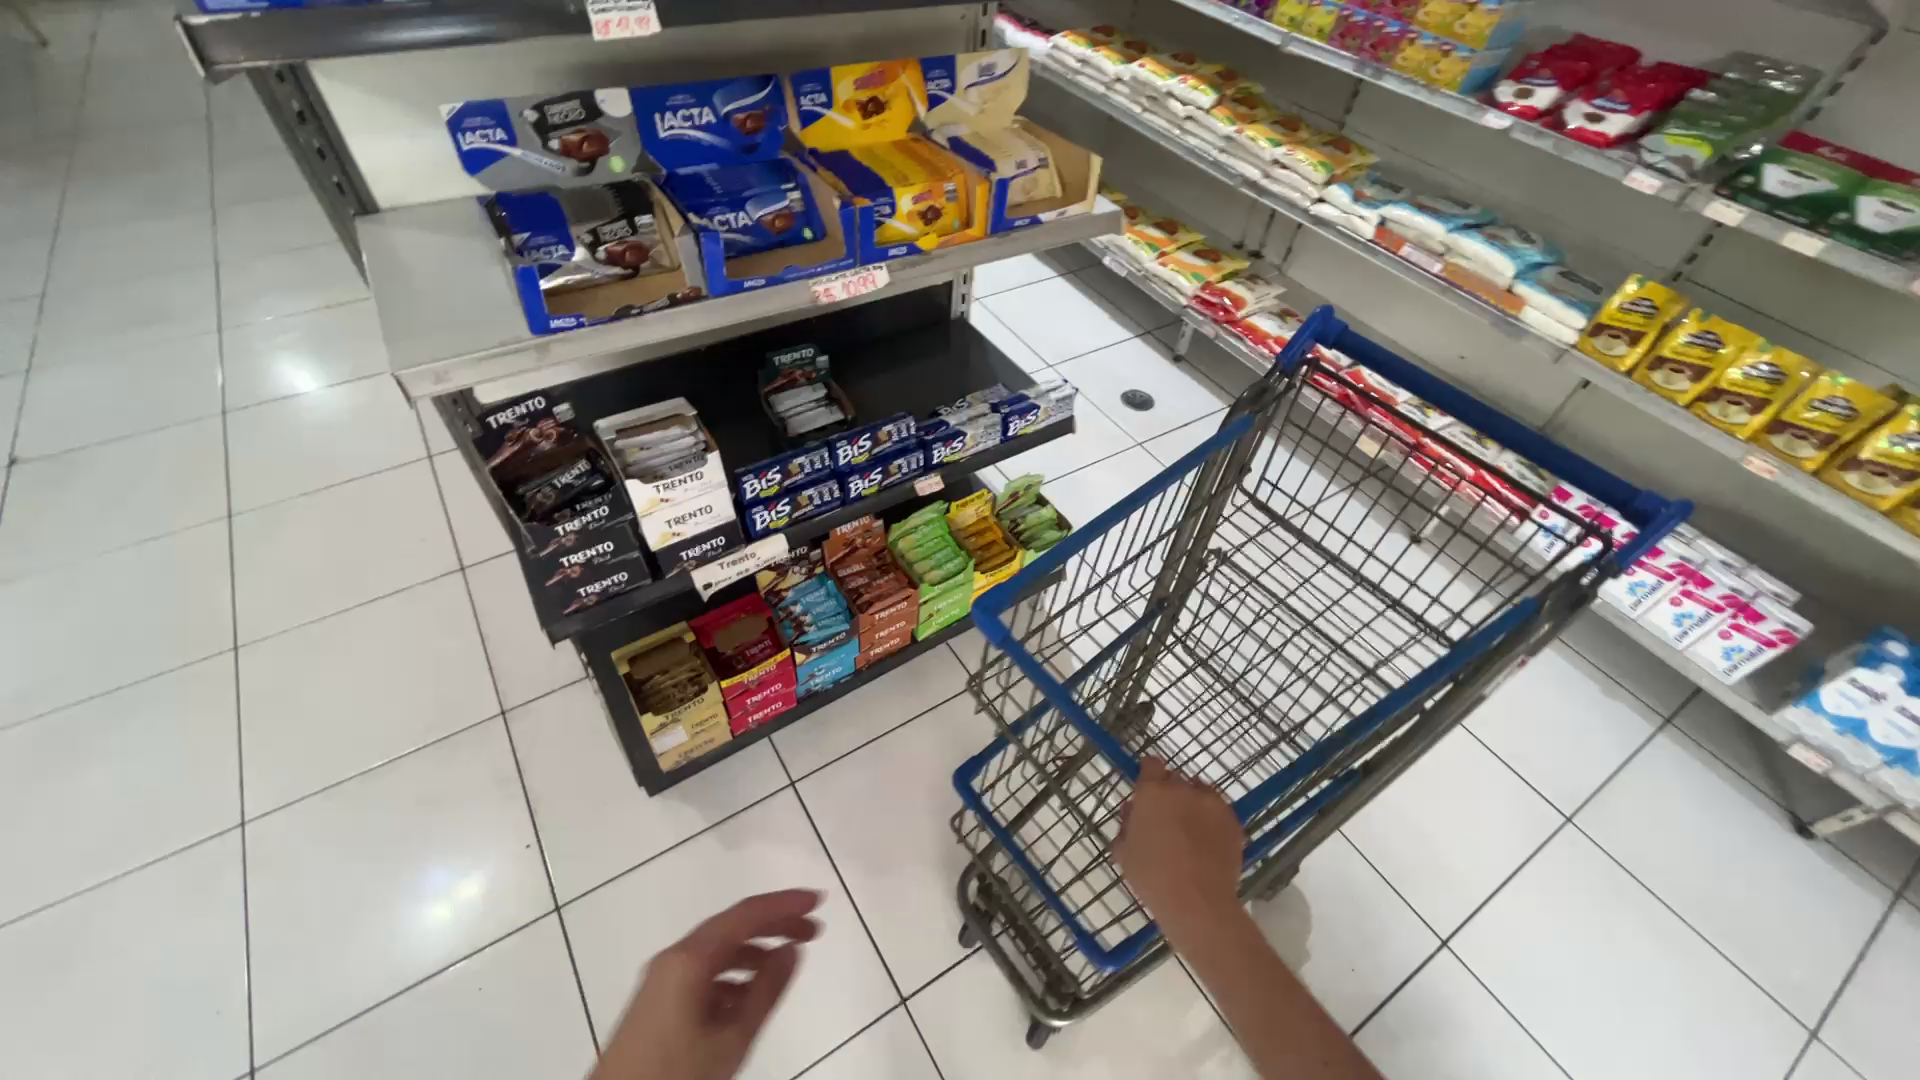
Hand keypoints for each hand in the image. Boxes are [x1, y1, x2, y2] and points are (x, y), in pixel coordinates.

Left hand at [593, 889, 822, 1079]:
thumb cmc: (675, 1079)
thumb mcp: (730, 1040)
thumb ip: (765, 991)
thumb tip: (791, 949)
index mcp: (689, 959)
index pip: (745, 916)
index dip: (784, 905)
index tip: (818, 901)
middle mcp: (674, 959)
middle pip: (731, 927)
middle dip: (774, 924)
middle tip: (814, 930)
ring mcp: (662, 981)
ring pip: (717, 950)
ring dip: (754, 950)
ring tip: (787, 963)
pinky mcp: (657, 1003)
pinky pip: (703, 973)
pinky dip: (732, 975)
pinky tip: (750, 997)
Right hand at [1113, 758, 1242, 936]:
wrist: (1198, 902)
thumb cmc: (1152, 876)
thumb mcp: (1124, 851)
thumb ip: (1126, 823)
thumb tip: (1134, 810)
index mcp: (1152, 792)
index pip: (1150, 764)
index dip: (1148, 775)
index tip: (1147, 791)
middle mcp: (1183, 789)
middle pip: (1175, 779)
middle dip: (1169, 793)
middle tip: (1166, 820)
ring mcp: (1211, 803)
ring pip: (1199, 793)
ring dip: (1193, 804)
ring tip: (1190, 832)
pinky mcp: (1232, 820)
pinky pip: (1218, 812)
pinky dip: (1212, 820)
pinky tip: (1207, 844)